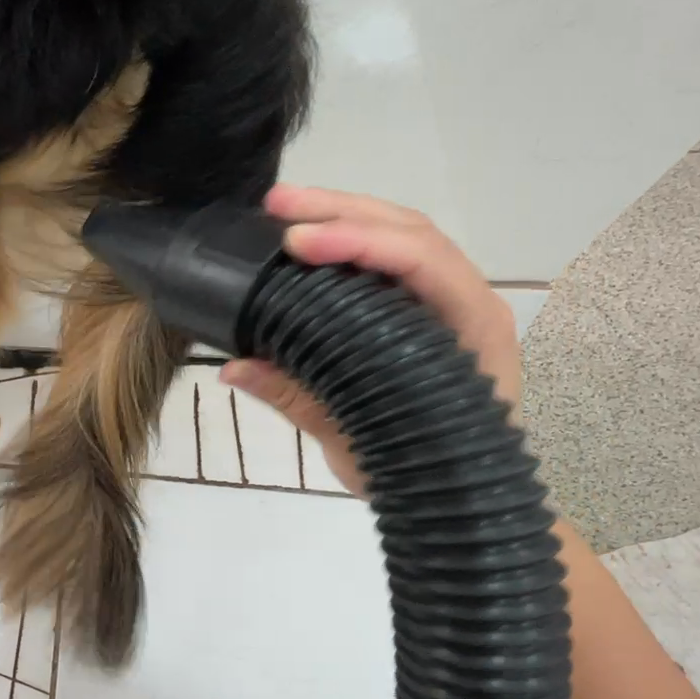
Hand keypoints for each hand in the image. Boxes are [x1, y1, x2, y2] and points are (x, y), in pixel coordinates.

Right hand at [221, 184, 522, 496]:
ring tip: (280, 209)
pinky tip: (301, 243)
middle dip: (342, 210)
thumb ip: (298, 398)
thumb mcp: (356, 440)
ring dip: (340, 216)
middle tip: (275, 204)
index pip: (422, 263)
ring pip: (399, 237)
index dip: (361, 243)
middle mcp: (461, 303)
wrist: (454, 493)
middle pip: (409, 232)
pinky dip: (342, 245)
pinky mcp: (412, 313)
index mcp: (467, 329)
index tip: (297, 244)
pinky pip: (383, 264)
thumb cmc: (421, 469)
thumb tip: (232, 368)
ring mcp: (438, 304)